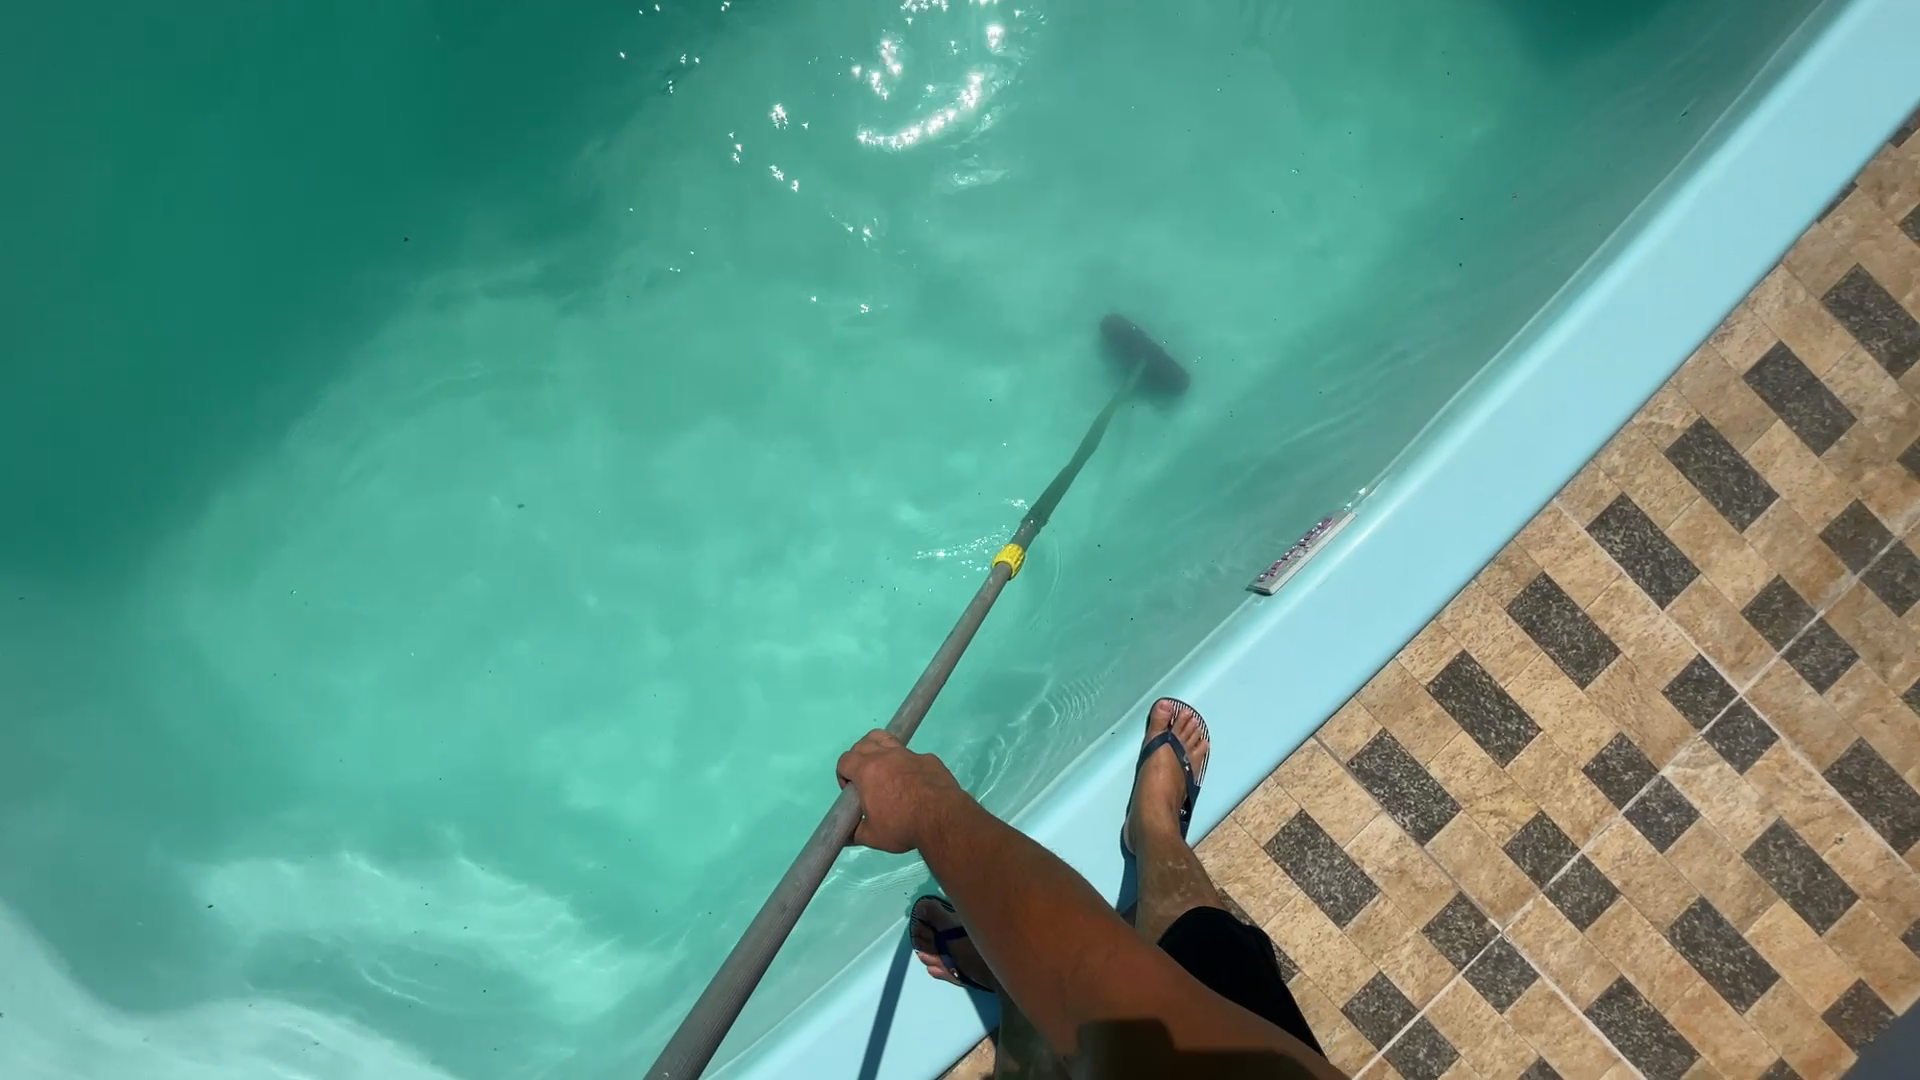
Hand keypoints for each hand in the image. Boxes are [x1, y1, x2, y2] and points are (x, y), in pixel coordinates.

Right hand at [836, 730, 970, 853]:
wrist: (941, 819)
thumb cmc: (902, 826)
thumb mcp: (872, 836)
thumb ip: (855, 832)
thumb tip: (845, 836)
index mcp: (867, 771)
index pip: (845, 760)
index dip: (843, 775)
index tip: (852, 791)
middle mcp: (886, 755)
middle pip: (863, 744)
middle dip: (858, 758)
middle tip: (865, 780)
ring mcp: (909, 754)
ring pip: (886, 739)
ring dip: (880, 750)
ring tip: (884, 771)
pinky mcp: (928, 758)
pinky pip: (912, 755)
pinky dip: (907, 765)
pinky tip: (914, 783)